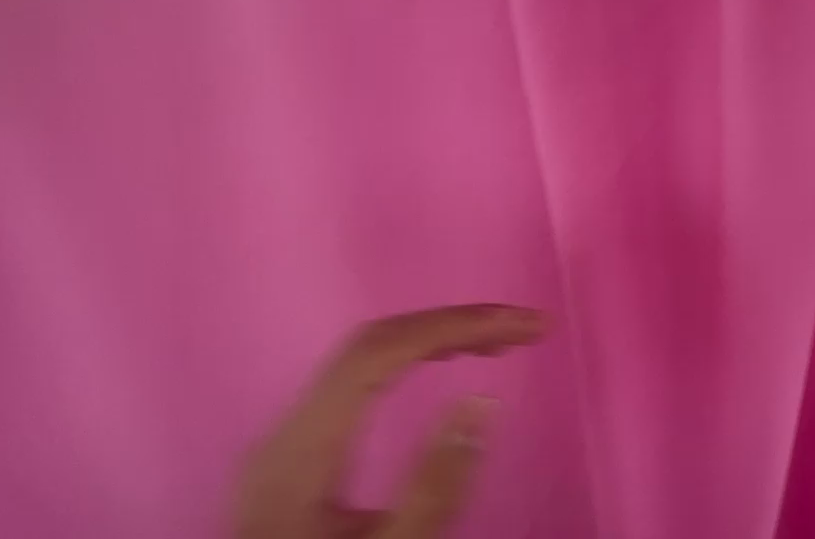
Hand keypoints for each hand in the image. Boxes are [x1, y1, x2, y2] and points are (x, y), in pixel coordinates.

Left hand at [234, 304, 548, 538]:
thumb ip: (432, 491)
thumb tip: (485, 398)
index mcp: (299, 452)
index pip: (382, 351)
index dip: (457, 324)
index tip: (526, 326)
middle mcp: (288, 430)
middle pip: (377, 342)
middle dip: (458, 322)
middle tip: (526, 329)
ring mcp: (292, 437)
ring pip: (371, 353)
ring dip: (441, 335)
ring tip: (502, 341)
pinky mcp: (303, 448)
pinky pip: (365, 374)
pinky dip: (418, 355)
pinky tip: (449, 361)